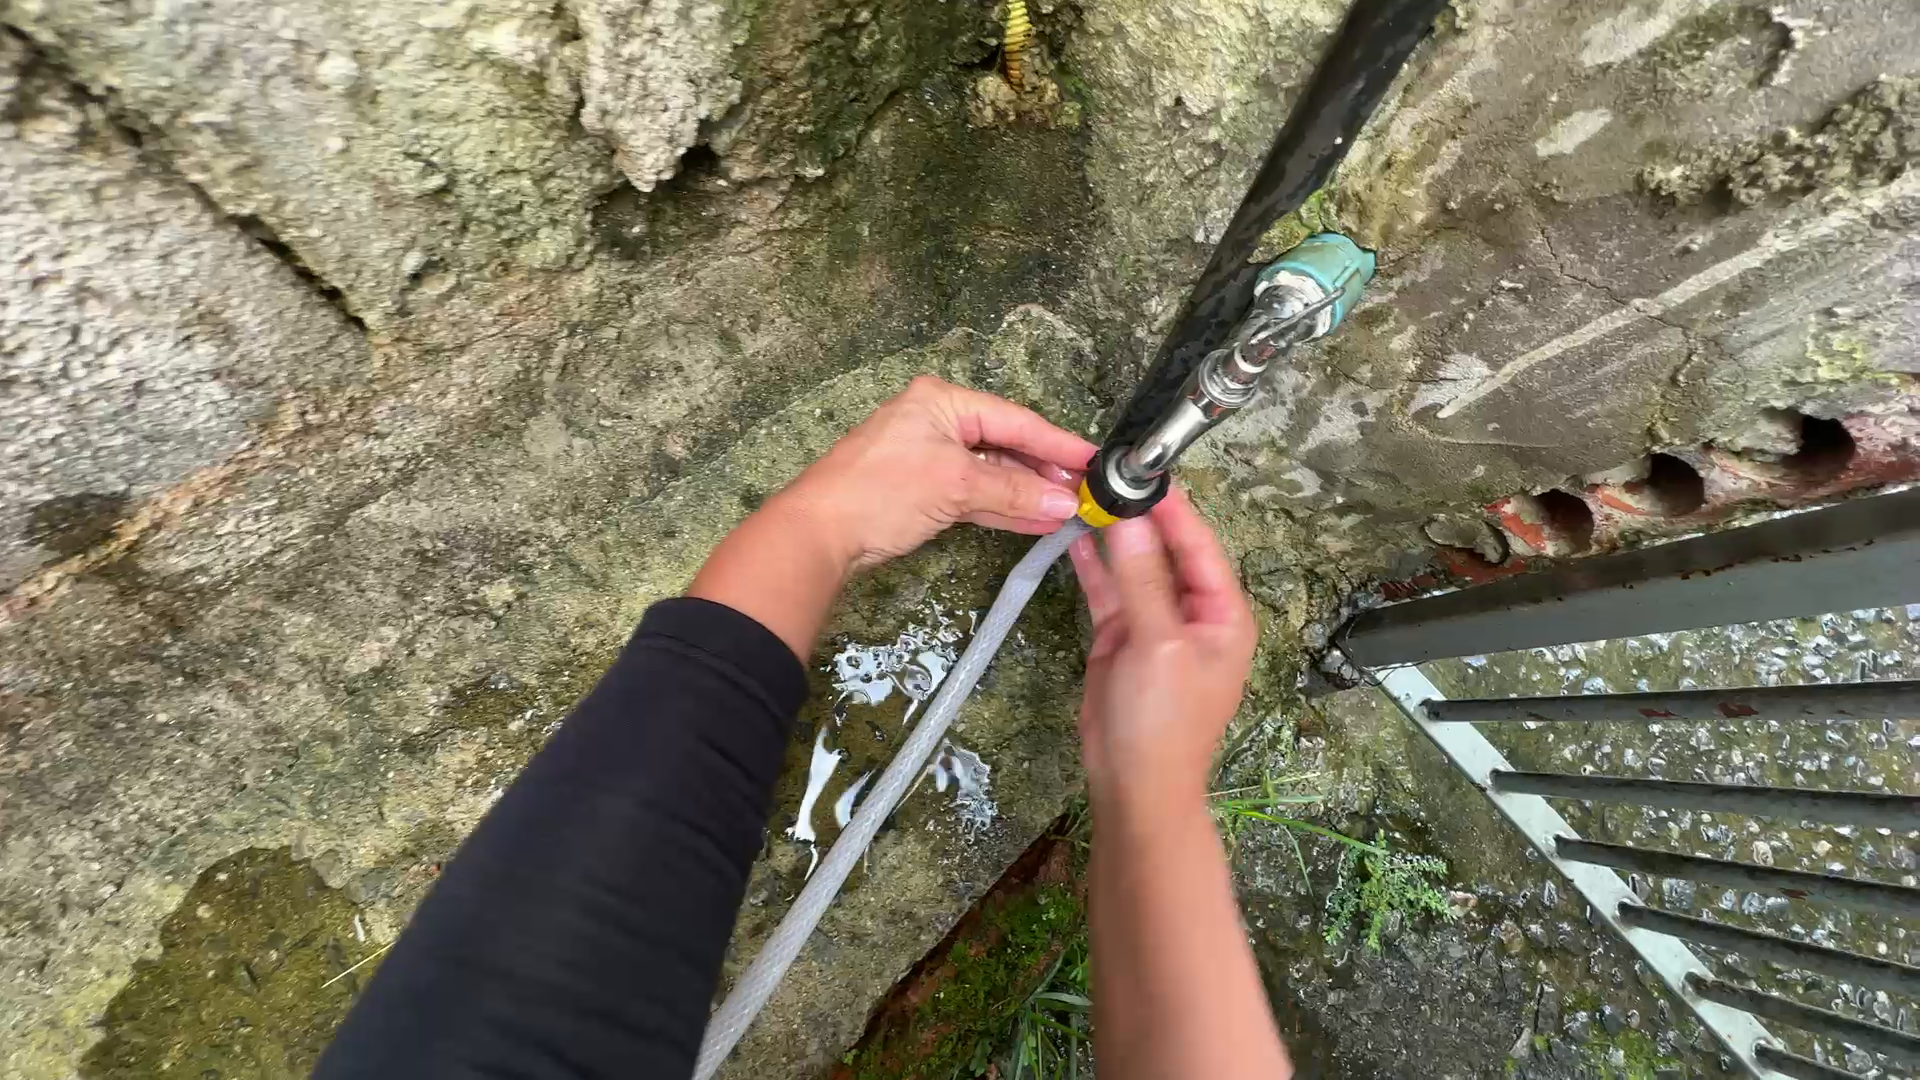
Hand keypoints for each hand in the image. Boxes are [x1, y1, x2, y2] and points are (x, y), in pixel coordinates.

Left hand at [775, 376, 1097, 569]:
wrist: (820, 532)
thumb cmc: (883, 491)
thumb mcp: (955, 484)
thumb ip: (1013, 490)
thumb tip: (1065, 502)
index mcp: (943, 401)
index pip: (1014, 419)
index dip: (1057, 442)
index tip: (1094, 460)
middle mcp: (938, 422)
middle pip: (1004, 444)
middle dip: (1043, 471)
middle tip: (1084, 493)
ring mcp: (930, 457)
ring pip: (990, 472)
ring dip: (1026, 493)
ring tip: (1068, 512)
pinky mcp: (924, 490)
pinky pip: (973, 494)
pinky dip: (1001, 508)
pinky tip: (1036, 521)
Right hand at [1068, 487, 1257, 807]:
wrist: (1133, 783)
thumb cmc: (1162, 718)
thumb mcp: (1157, 644)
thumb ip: (1142, 579)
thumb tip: (1131, 518)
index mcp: (1223, 613)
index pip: (1199, 546)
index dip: (1174, 509)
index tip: (1144, 471)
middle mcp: (1192, 611)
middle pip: (1166, 551)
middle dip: (1140, 517)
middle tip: (1108, 475)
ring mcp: (1154, 621)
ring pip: (1134, 567)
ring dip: (1113, 536)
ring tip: (1087, 494)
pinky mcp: (1122, 634)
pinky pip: (1109, 590)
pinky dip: (1093, 565)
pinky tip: (1075, 535)